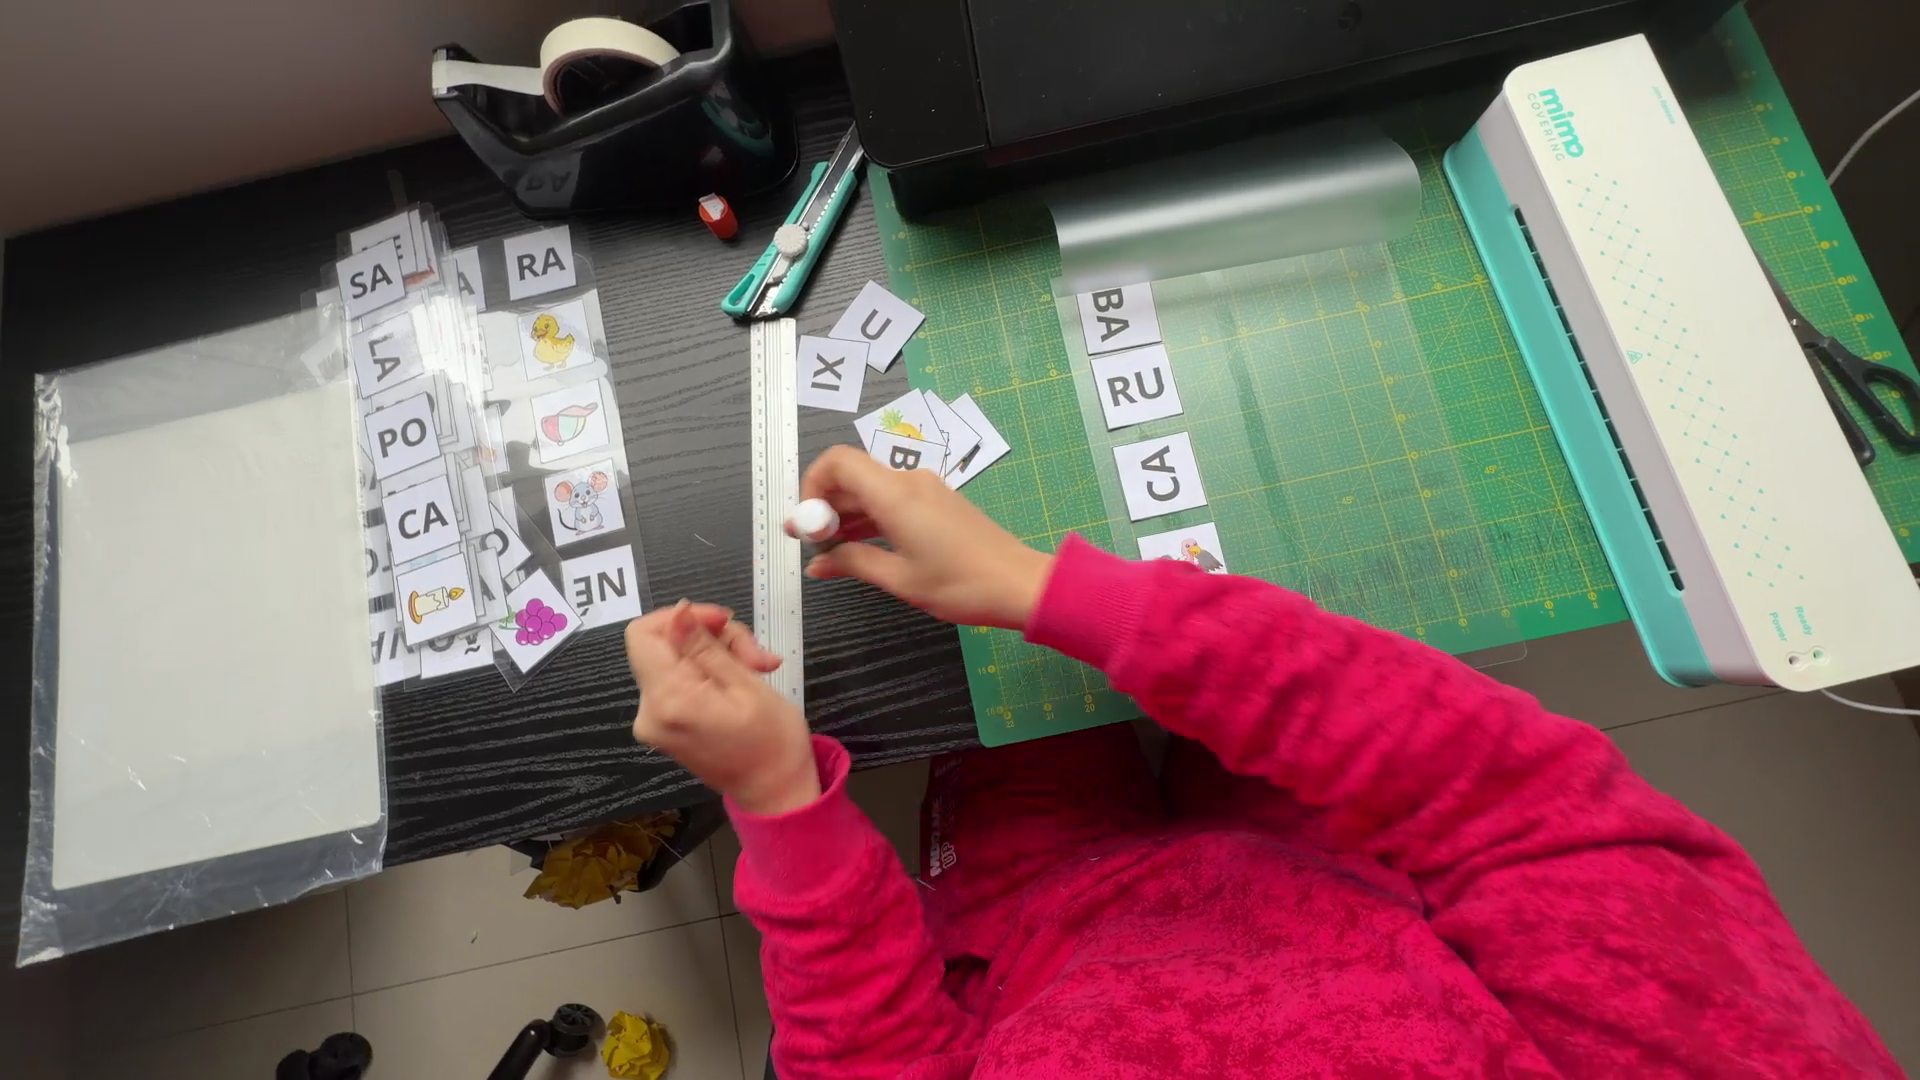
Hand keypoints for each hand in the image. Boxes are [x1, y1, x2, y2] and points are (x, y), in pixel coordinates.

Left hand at [624, 602, 819, 815]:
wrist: (776, 792)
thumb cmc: (773, 740)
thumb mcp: (747, 684)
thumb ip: (706, 647)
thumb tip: (678, 612)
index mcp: (668, 700)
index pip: (643, 633)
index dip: (682, 616)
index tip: (723, 622)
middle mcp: (649, 711)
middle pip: (665, 644)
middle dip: (714, 637)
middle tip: (757, 654)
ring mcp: (655, 720)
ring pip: (677, 658)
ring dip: (721, 653)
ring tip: (759, 667)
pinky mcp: (666, 724)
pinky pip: (681, 679)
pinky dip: (712, 670)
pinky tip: (744, 679)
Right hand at [794, 446, 1053, 629]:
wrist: (1019, 584)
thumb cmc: (960, 584)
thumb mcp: (899, 578)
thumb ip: (852, 564)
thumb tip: (816, 565)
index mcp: (895, 494)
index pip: (837, 461)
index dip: (812, 484)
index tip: (806, 522)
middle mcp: (909, 482)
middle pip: (852, 475)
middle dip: (825, 505)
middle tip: (808, 543)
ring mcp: (926, 491)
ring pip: (872, 489)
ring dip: (847, 515)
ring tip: (830, 552)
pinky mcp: (938, 503)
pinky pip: (893, 500)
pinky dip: (871, 518)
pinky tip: (860, 548)